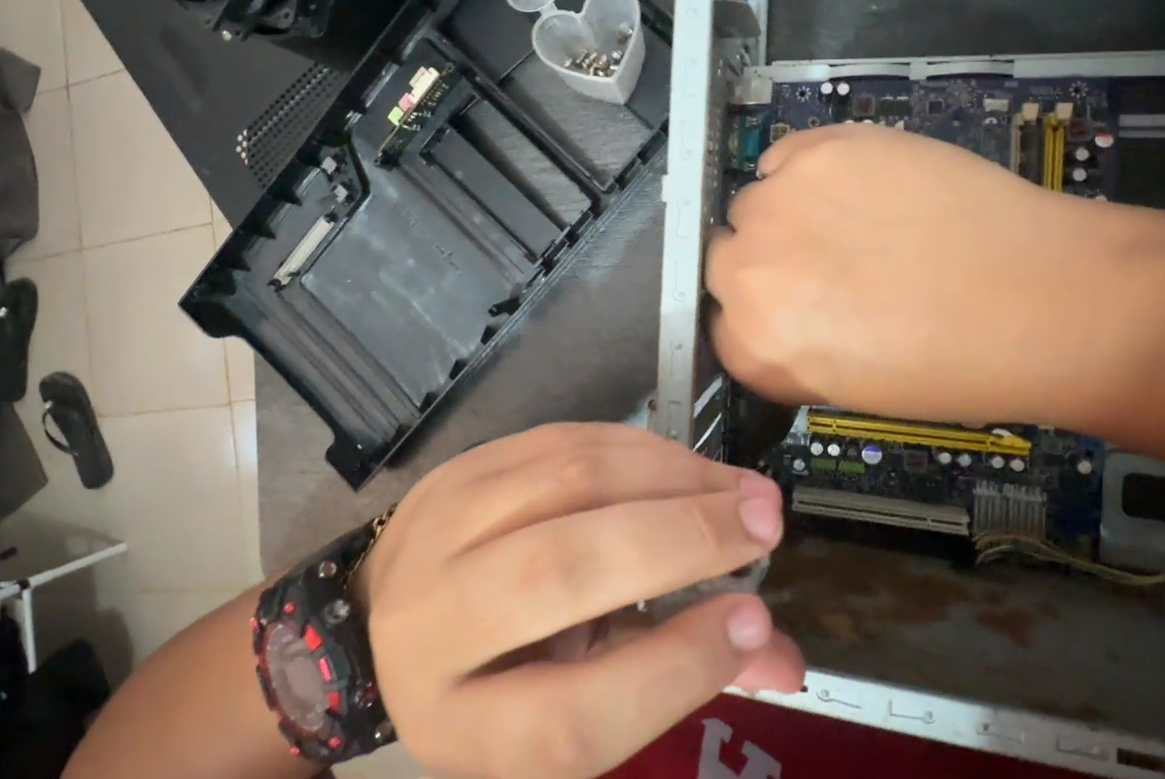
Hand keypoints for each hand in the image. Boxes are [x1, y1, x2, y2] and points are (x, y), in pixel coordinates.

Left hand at [354, 423, 803, 778]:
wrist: (386, 617)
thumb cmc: (491, 683)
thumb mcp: (566, 714)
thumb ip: (670, 678)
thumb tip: (778, 655)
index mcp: (463, 725)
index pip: (572, 715)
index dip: (674, 669)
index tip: (753, 624)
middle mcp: (433, 624)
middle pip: (558, 572)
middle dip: (680, 541)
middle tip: (765, 527)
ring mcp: (440, 527)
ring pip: (564, 482)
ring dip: (669, 478)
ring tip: (742, 493)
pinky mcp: (463, 467)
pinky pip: (563, 440)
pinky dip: (639, 448)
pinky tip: (688, 466)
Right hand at [707, 122, 1114, 423]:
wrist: (1040, 297)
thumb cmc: (956, 363)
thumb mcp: (849, 387)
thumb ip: (791, 349)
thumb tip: (781, 315)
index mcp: (755, 346)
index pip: (720, 324)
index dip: (759, 313)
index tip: (788, 306)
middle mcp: (748, 273)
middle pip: (724, 256)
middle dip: (763, 261)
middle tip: (820, 262)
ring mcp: (780, 203)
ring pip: (755, 201)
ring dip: (788, 212)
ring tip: (851, 221)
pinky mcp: (820, 150)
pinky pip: (784, 156)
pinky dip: (807, 170)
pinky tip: (859, 187)